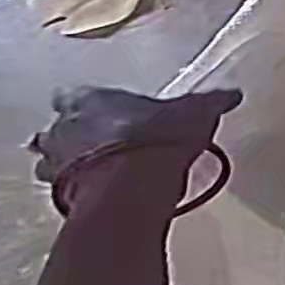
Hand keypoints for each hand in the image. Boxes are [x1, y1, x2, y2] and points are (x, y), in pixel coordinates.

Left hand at [31, 88, 240, 207]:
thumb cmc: (160, 135)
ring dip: (74, 160)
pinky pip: (64, 184)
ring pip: (55, 157)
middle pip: (62, 126)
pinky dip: (80, 183)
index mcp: (90, 100)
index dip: (94, 102)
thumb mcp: (198, 111)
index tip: (111, 108)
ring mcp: (53, 161)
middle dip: (80, 132)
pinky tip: (105, 185)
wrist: (134, 184)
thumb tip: (231, 94)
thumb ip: (209, 102)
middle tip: (110, 138)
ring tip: (106, 165)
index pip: (78, 94)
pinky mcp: (56, 191)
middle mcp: (62, 127)